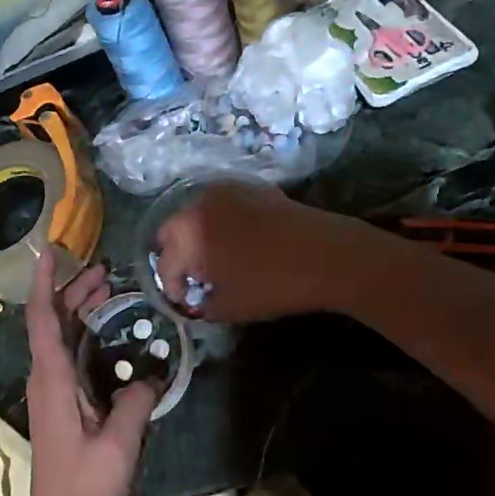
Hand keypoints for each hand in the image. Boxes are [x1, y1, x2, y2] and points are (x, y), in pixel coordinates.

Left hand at [25, 253, 159, 495]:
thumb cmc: (85, 485)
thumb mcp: (119, 443)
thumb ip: (136, 402)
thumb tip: (153, 373)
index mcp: (52, 379)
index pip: (41, 318)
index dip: (43, 282)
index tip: (49, 251)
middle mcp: (45, 379)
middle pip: (51, 321)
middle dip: (72, 290)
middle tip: (104, 270)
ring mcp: (49, 392)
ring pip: (59, 338)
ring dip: (78, 311)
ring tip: (107, 290)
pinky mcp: (59, 406)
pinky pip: (67, 356)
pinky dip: (83, 336)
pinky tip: (106, 334)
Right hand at [153, 182, 366, 323]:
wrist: (329, 255)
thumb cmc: (273, 284)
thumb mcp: (230, 307)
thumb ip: (203, 304)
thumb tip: (196, 300)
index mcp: (186, 232)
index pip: (165, 262)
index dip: (171, 287)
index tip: (184, 301)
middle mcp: (199, 203)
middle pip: (174, 231)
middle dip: (179, 256)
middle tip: (195, 279)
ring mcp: (225, 191)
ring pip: (196, 215)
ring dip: (197, 237)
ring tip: (216, 262)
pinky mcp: (250, 188)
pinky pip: (221, 207)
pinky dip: (220, 224)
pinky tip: (238, 244)